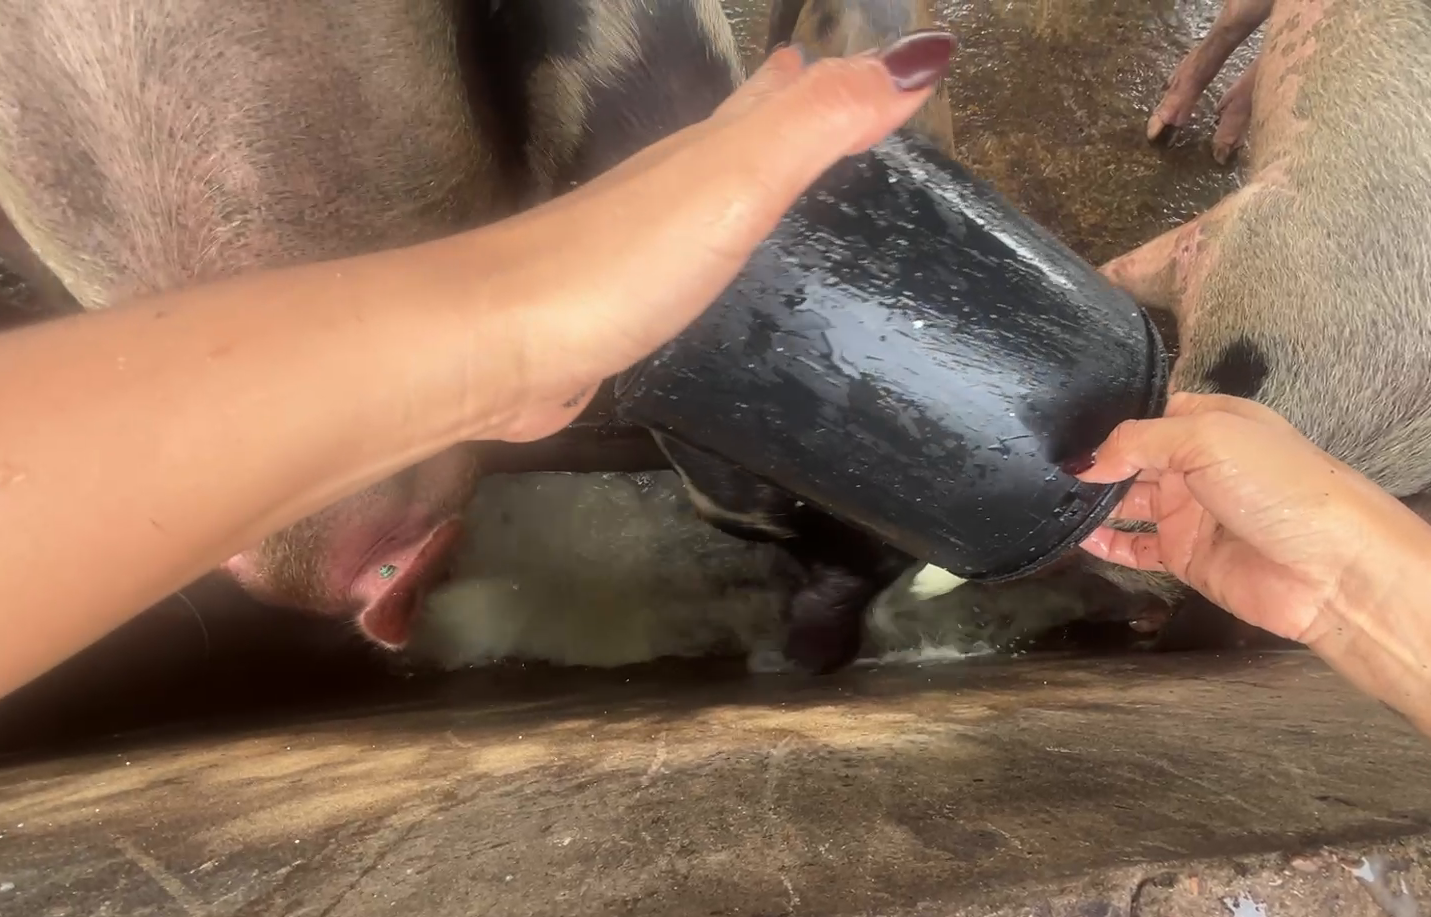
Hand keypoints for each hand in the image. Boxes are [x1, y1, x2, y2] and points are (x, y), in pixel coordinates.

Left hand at [451, 33, 955, 441]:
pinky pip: (703, 268)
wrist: (506, 342)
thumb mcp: (736, 182)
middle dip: (800, 118)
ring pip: (725, 202)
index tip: (901, 81)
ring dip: (768, 187)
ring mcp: (651, 248)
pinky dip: (734, 261)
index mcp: (708, 150)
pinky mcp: (635, 307)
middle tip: (854, 123)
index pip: (788, 96)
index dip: (845, 81)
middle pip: (749, 135)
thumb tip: (924, 59)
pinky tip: (739, 281)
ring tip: (810, 198)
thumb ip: (819, 126)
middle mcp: (677, 187)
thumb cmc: (625, 261)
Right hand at [1071, 392, 1430, 643]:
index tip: (1063, 429)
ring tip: (1048, 500)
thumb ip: (1139, 442)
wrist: (1333, 571)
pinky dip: (1104, 543)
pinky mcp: (1183, 556)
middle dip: (1094, 462)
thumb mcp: (1209, 439)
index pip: (1149, 415)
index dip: (1110, 422)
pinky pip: (1134, 547)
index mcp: (1213, 424)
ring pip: (1127, 502)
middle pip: (1132, 459)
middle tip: (1043, 467)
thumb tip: (1084, 464)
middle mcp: (1198, 465)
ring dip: (1092, 502)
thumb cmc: (1279, 487)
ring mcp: (1190, 513)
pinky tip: (1073, 538)